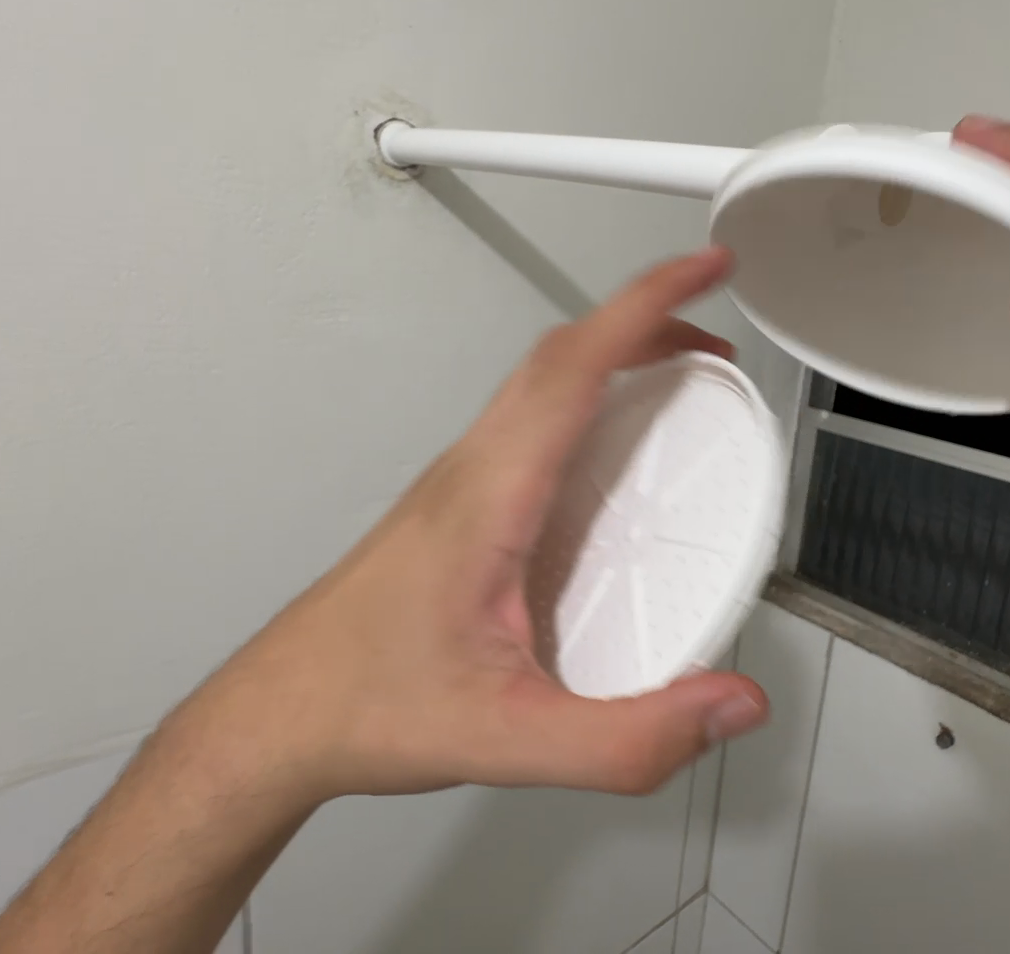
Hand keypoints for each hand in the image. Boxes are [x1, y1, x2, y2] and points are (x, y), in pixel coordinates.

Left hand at [189, 247, 769, 803]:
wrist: (283, 712)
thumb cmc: (366, 704)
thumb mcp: (512, 738)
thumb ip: (630, 737)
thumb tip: (727, 704)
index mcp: (490, 496)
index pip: (574, 365)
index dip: (647, 305)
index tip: (701, 271)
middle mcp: (473, 469)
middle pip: (564, 353)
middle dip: (647, 320)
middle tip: (711, 329)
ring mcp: (464, 478)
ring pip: (544, 378)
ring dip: (615, 353)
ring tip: (680, 372)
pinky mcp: (463, 498)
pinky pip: (533, 417)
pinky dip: (587, 396)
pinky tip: (615, 444)